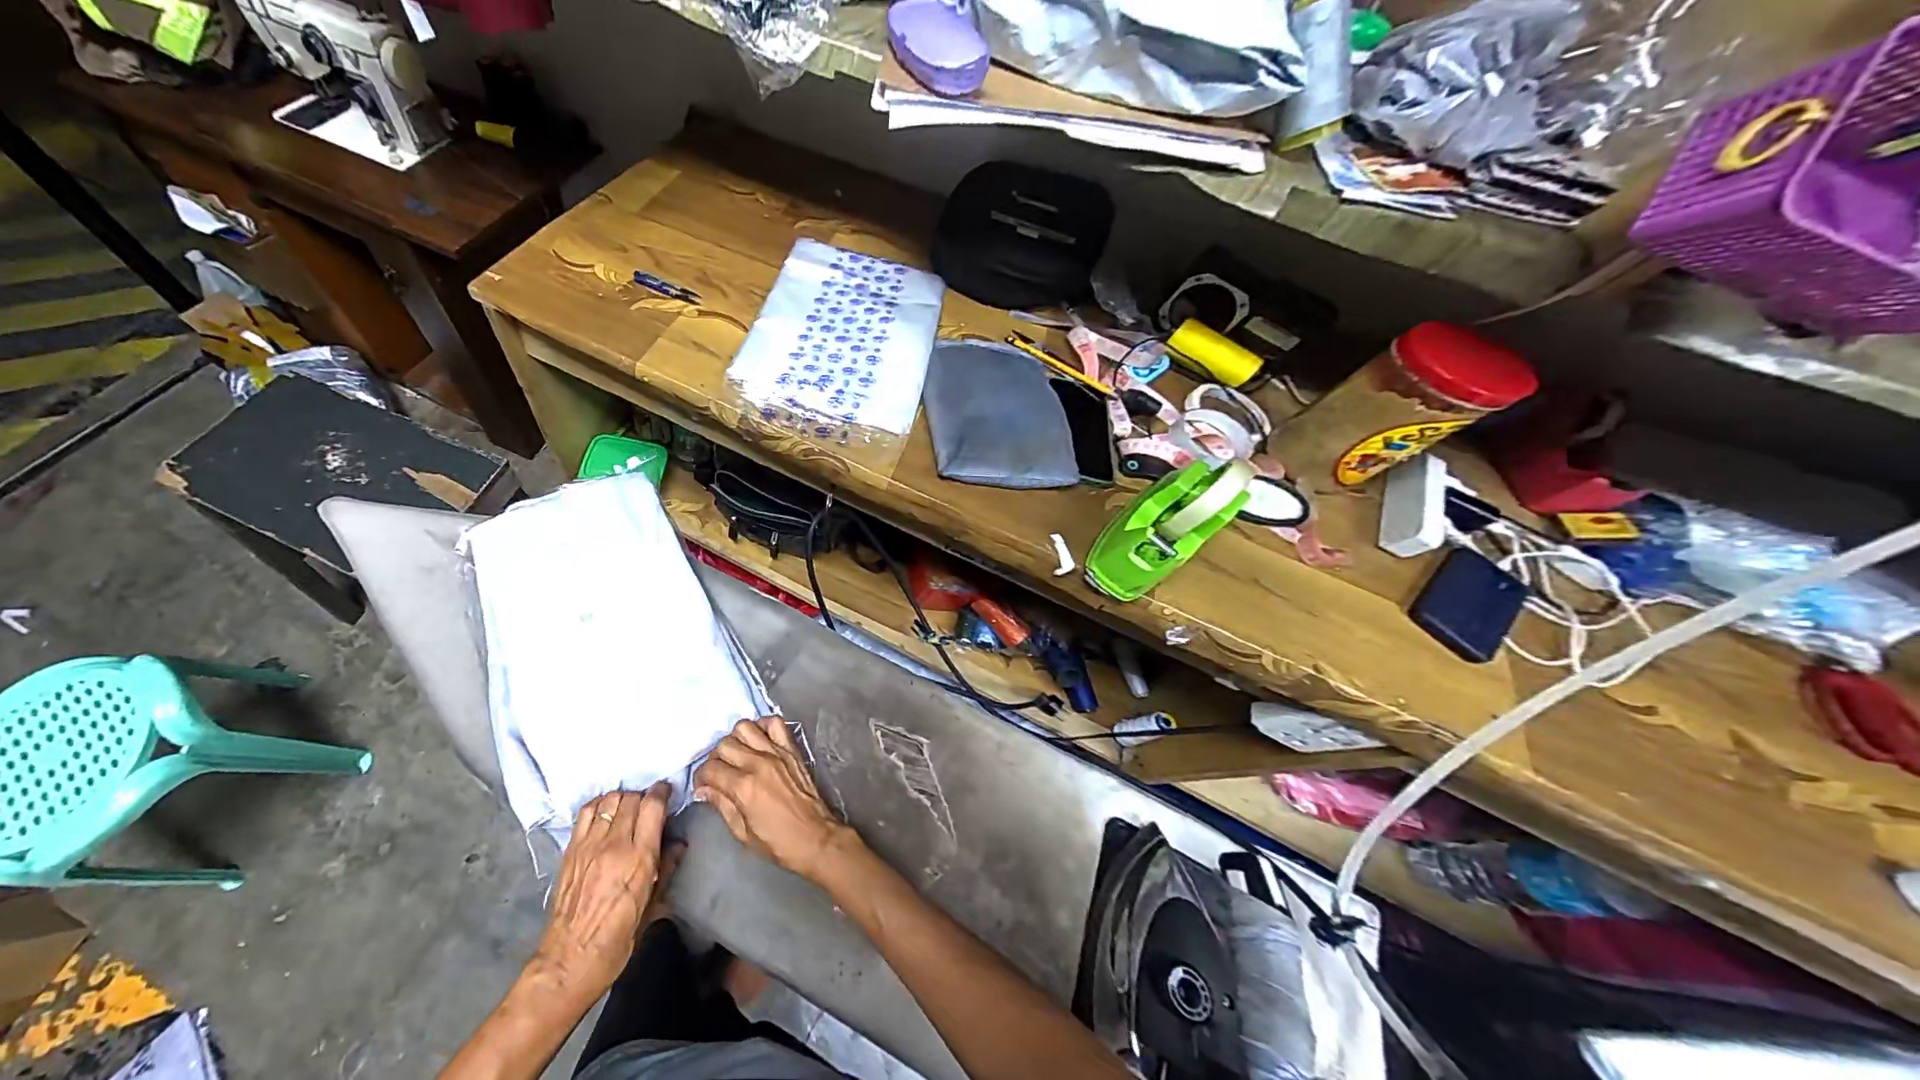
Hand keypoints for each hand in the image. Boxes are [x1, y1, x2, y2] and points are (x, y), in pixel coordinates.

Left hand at [530, 784, 672, 1001]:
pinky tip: (604, 814)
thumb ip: (667, 868)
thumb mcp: (653, 906)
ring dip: (621, 799)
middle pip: (630, 798)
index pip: (652, 806)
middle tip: (649, 805)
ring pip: (608, 801)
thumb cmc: (618, 939)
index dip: (663, 792)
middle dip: (644, 796)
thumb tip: (678, 845)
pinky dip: (598, 806)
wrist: (570, 960)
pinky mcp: (569, 852)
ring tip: (627, 808)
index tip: (668, 792)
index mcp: (639, 858)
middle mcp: (613, 845)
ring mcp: (588, 847)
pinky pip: (585, 814)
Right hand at [695, 716, 853, 883]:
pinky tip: (759, 740)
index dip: (701, 777)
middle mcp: (758, 763)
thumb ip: (721, 805)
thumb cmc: (777, 841)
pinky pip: (776, 723)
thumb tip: (703, 790)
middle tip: (720, 772)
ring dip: (736, 739)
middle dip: (715, 758)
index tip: (703, 785)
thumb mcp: (742, 831)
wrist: (815, 836)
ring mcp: (777, 753)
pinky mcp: (792, 749)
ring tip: (738, 754)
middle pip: (724, 744)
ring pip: (746, 727)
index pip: (710, 768)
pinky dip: (763, 726)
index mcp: (743, 786)